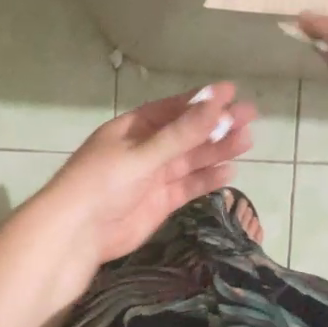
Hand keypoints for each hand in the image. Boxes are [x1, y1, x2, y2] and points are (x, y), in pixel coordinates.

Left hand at [34, 83, 256, 265]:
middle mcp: (142, 150)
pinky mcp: (158, 204)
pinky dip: (207, 180)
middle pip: (184, 134)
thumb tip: (215, 104)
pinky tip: (230, 171)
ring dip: (216, 150)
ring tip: (247, 140)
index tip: (230, 92)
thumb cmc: (101, 184)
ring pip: (189, 160)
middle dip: (215, 125)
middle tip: (251, 114)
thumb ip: (180, 134)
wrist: (76, 234)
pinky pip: (187, 187)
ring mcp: (151, 178)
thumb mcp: (142, 155)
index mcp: (130, 129)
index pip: (170, 109)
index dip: (199, 101)